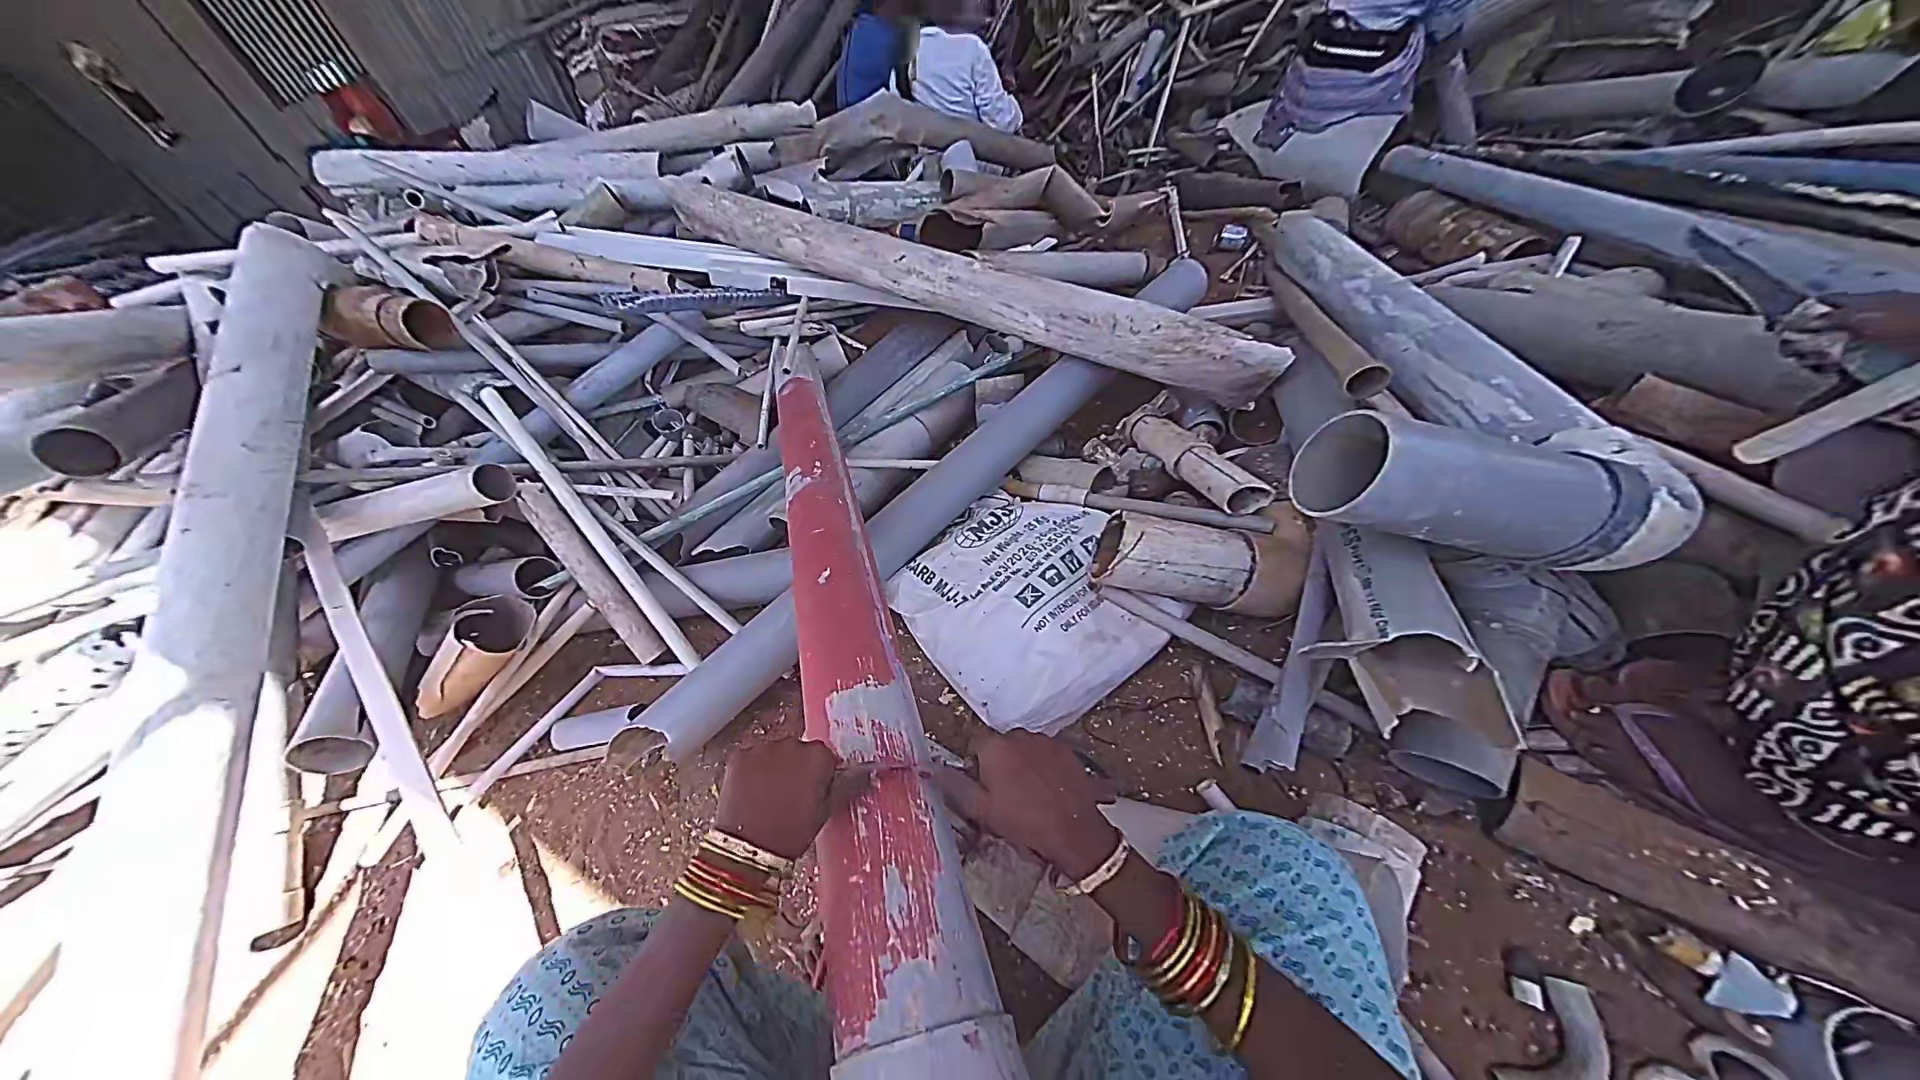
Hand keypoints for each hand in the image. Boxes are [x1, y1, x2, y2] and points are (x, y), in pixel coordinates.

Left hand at [714, 738, 845, 860]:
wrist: (747, 848)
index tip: (813, 792)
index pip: (825, 757)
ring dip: (775, 766)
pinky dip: (752, 770)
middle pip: (799, 751)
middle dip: (797, 767)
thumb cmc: (791, 832)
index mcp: (818, 756)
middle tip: (791, 796)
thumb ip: (846, 785)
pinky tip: (751, 792)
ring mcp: (763, 748)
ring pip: (775, 753)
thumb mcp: (825, 811)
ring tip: (769, 796)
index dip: (820, 775)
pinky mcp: (740, 756)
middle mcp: (792, 744)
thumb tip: (868, 773)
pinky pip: (752, 757)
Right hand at [928, 731, 1120, 878]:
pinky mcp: (1066, 749)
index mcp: (994, 747)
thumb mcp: (981, 809)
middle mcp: (1019, 735)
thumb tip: (926, 768)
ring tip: (1031, 795)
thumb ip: (953, 784)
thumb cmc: (1024, 822)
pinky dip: (1044, 766)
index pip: (975, 746)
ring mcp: (1045, 741)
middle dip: (1001, 765)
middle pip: (1001, 746)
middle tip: (1007, 796)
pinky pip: (1046, 753)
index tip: (986, 790)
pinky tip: (1049, 790)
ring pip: (1024, 749)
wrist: (1074, 831)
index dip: (978, 769)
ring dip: (1023, 765)